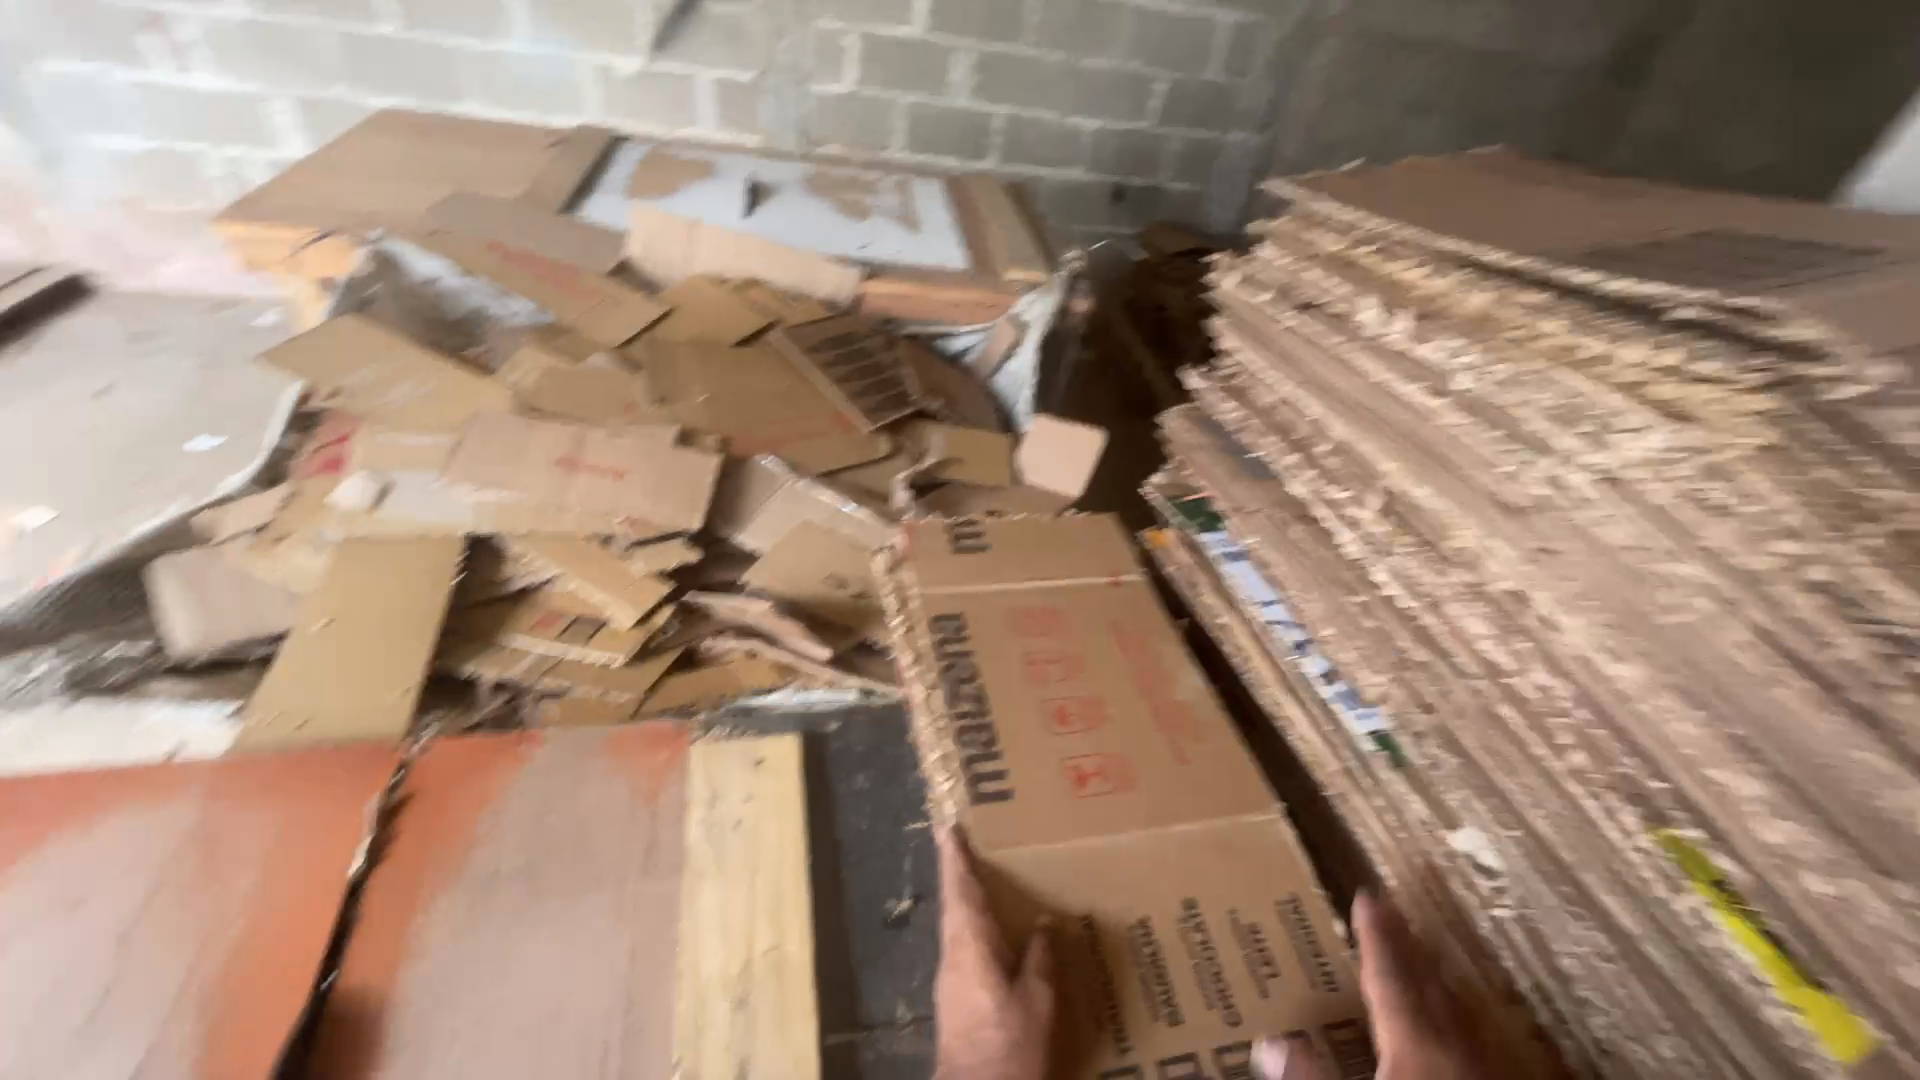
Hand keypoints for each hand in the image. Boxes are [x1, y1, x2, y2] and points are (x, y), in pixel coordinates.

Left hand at [933, 827, 1055, 1079]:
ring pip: (955, 925)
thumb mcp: (1036, 1001)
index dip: (955, 858)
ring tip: (978, 879)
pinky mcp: (953, 997)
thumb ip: (1040, 958)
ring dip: (962, 898)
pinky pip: (960, 946)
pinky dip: (970, 925)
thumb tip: (1043, 923)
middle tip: (962, 844)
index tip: (948, 828)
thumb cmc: (1007, 1045)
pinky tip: (986, 933)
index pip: (960, 891)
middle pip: (953, 904)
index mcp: (970, 946)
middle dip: (957, 872)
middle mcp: (952, 955)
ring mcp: (949, 978)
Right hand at [1256, 892, 1481, 1079]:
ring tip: (1417, 952)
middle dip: (1406, 943)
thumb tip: (1267, 1045)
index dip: (1375, 935)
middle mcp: (1452, 1046)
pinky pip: (1470, 1036)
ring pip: (1454, 1008)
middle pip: (1426, 982)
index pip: (1388, 975)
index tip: (1367, 894)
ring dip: (1431, 974)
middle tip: (1391, 906)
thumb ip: (1310, 1078)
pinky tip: (1452, 1026)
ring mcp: (1482, 1070)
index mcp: (1414, 1042)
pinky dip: (1452, 1013)